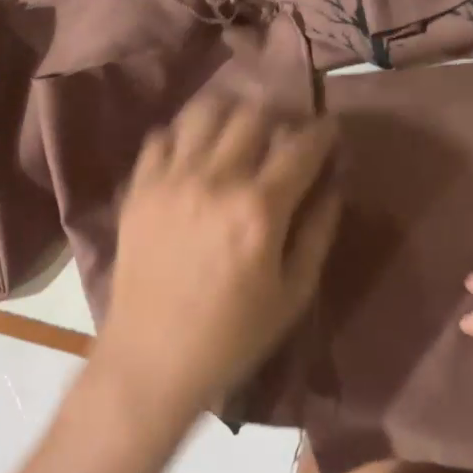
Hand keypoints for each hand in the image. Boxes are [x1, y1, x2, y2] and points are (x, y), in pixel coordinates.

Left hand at [98, 97, 340, 413]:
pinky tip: (196, 156)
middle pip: (253, 113)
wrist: (151, 362)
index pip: (302, 145)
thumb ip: (319, 232)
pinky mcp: (139, 189)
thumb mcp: (294, 294)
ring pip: (205, 111)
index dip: (324, 131)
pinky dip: (184, 136)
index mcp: (260, 209)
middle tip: (286, 134)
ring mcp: (170, 180)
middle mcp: (215, 180)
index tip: (331, 130)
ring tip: (240, 134)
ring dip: (232, 114)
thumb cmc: (233, 336)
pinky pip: (162, 136)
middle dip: (280, 116)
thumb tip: (333, 185)